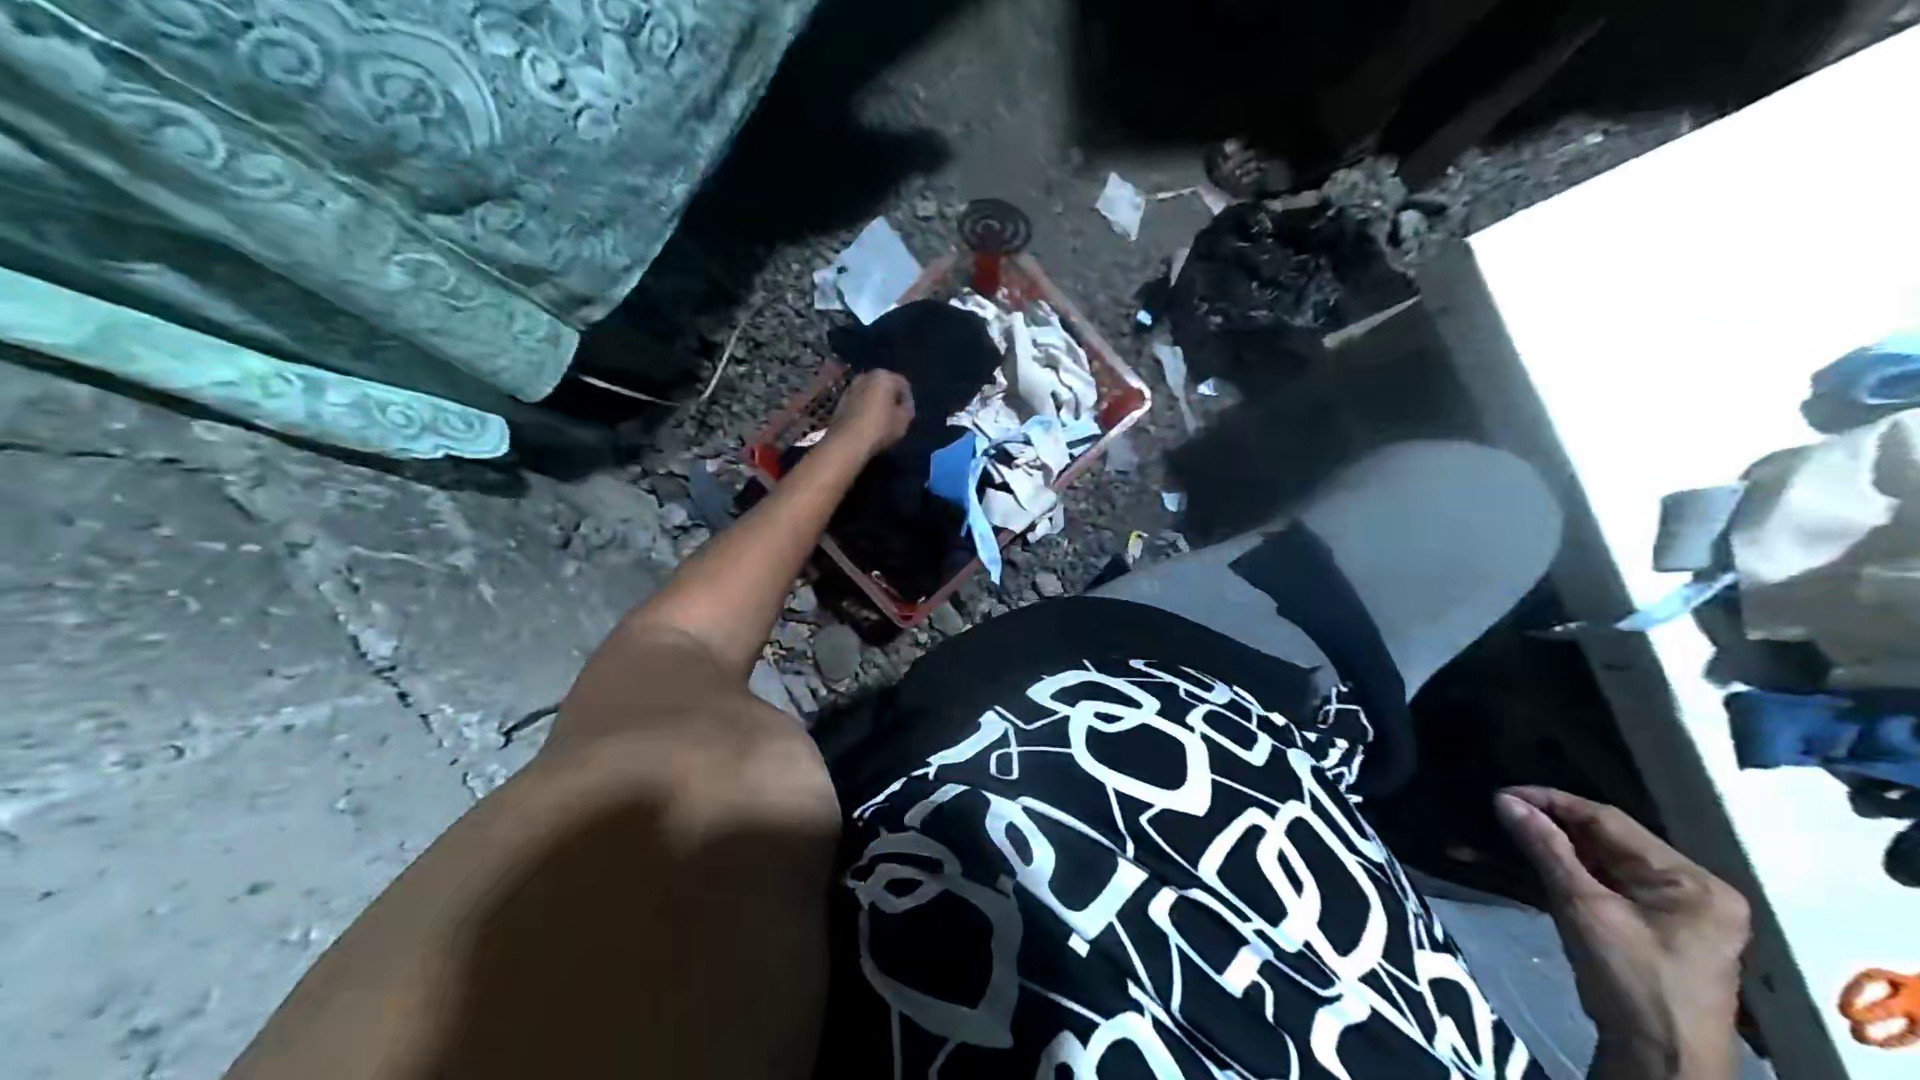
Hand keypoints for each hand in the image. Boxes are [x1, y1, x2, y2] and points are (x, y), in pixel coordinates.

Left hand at [829, 370, 914, 457]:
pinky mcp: (840, 400)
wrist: (846, 441)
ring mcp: (850, 387)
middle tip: (896, 416)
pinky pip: (859, 401)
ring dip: (877, 403)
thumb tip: (904, 406)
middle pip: (885, 386)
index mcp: (884, 376)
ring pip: (870, 393)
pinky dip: (865, 408)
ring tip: (881, 420)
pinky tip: (867, 422)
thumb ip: (908, 409)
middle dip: (891, 399)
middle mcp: (866, 376)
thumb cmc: (880, 428)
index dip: (908, 400)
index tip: (908, 415)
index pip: (903, 385)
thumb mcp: (903, 421)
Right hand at [1494, 787, 1751, 1079]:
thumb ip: (1547, 849)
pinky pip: (1606, 883)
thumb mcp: (1583, 908)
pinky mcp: (1657, 927)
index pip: (1611, 822)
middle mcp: (1693, 888)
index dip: (1553, 802)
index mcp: (1693, 881)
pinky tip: (1533, 862)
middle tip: (1499, 812)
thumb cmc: (1632, 982)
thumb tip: (1505, 801)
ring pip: (1603, 860)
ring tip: (1507, 832)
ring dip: (1555, 847)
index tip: (1503, 795)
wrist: (1661, 1061)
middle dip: (1551, 824)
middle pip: (1608, 840)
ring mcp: (1678, 910)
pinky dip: (1568, 871)